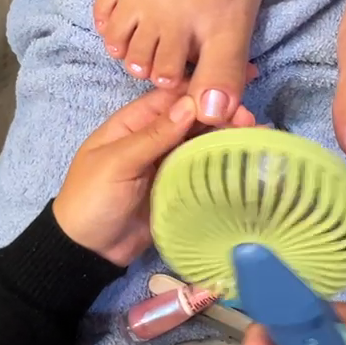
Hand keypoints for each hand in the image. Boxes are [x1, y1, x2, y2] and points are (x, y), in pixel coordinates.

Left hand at [52, 89, 256, 264]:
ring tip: (258, 137)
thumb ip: (153, 135)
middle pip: (193, 119)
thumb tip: (190, 103)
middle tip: (252, 121)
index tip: (234, 94)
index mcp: (133, 123)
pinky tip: (248, 161)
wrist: (87, 252)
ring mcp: (167, 163)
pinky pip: (204, 171)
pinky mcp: (179, 188)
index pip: (172, 97)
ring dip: (227, 137)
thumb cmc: (92, 198)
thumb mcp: (117, 163)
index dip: (202, 92)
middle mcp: (154, 138)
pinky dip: (224, 164)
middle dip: (222, 115)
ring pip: (202, 143)